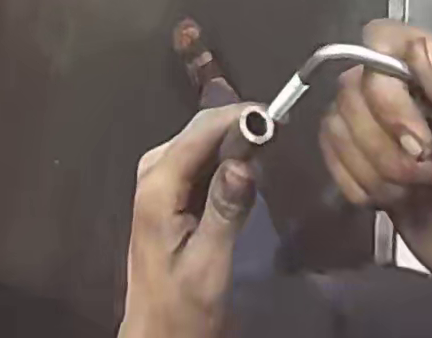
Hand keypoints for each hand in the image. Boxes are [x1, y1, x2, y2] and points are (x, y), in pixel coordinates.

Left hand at [120, 105, 260, 337]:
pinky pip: (200, 154)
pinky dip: (225, 151)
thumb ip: (224, 212)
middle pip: (200, 129)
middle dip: (238, 123)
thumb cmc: (181, 307)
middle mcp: (154, 168)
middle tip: (278, 128)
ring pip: (201, 137)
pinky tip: (247, 158)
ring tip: (269, 138)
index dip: (236, 117)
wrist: (156, 335)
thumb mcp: (208, 266)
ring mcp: (158, 174)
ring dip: (233, 135)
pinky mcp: (167, 185)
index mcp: (158, 184)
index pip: (200, 133)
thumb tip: (245, 163)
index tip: (274, 115)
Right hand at [319, 21, 431, 319]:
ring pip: (337, 120)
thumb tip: (421, 52)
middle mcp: (405, 86)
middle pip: (352, 83)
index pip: (384, 38)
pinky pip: (329, 153)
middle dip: (385, 141)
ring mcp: (378, 121)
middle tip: (431, 174)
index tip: (419, 138)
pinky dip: (359, 184)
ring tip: (420, 189)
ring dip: (377, 168)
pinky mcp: (358, 156)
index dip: (386, 81)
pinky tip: (394, 199)